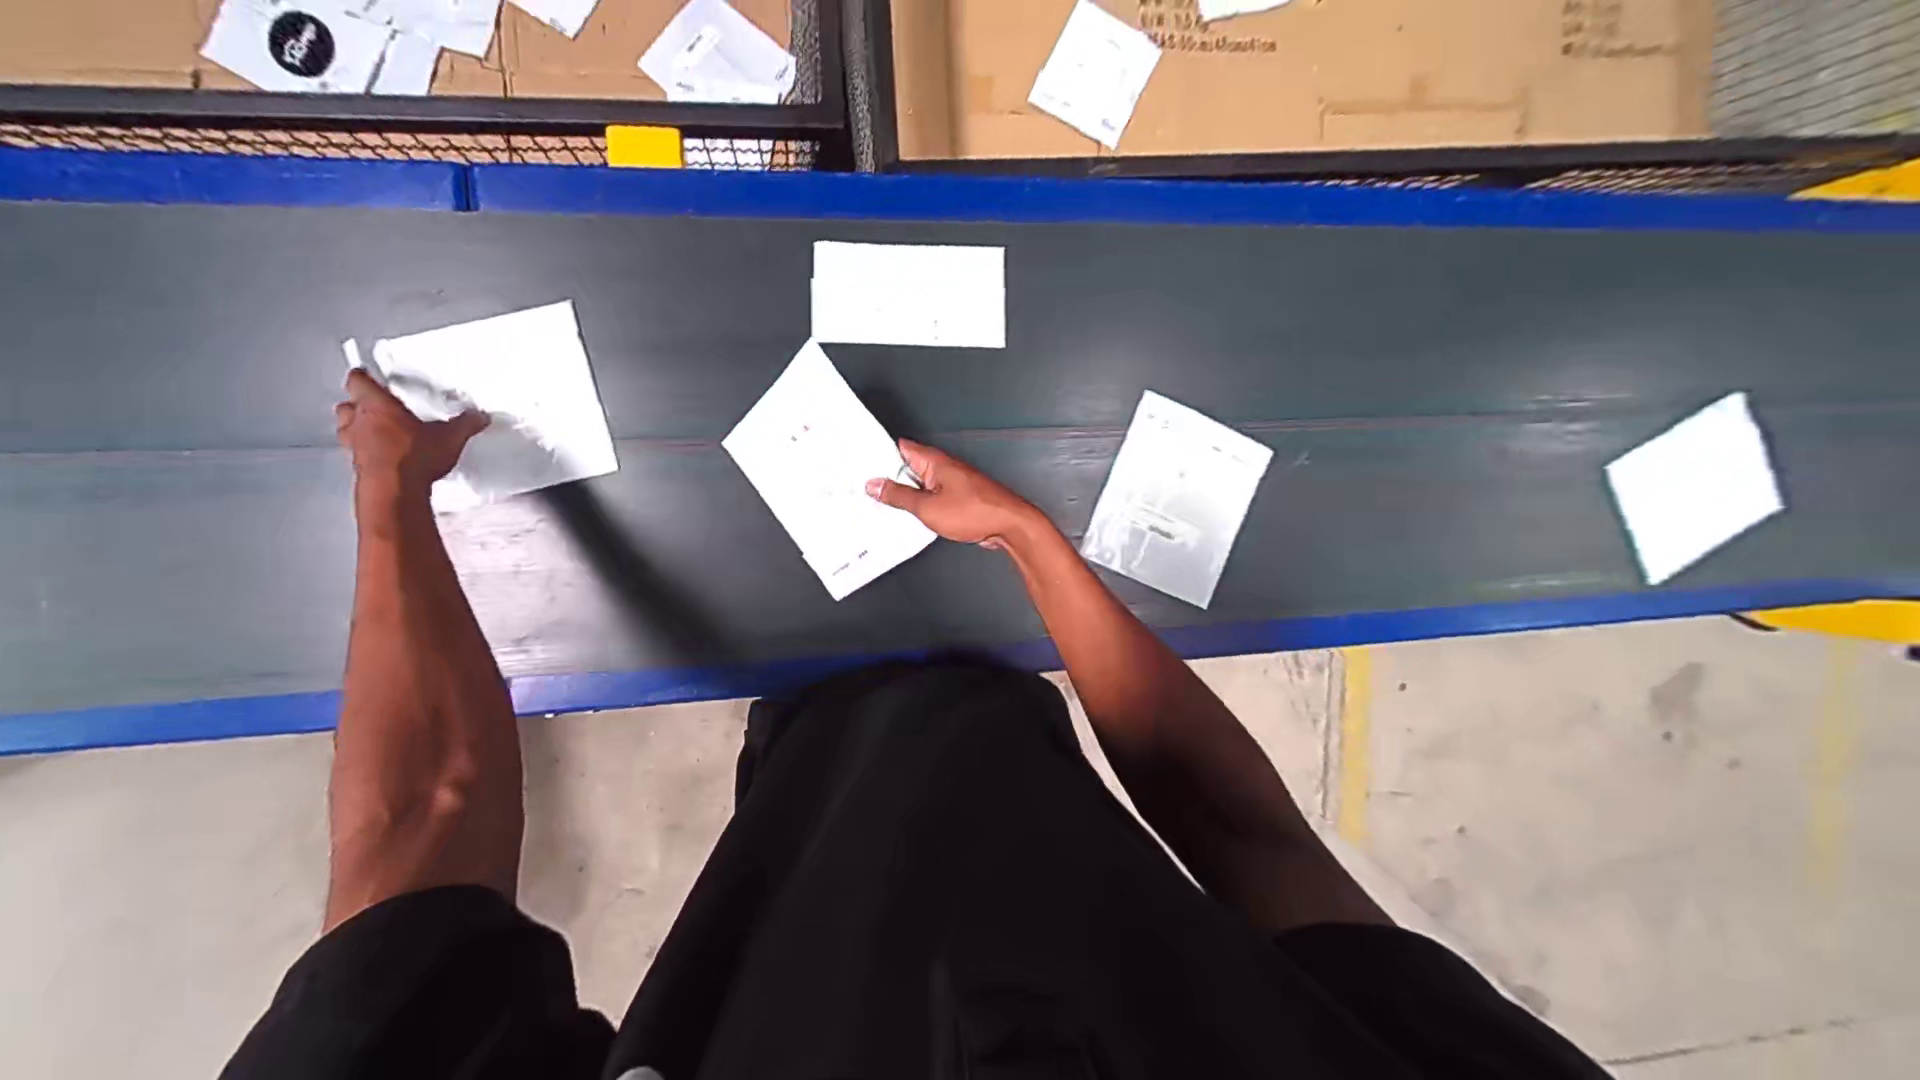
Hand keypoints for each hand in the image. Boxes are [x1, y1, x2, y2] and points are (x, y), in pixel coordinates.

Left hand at [336, 369, 488, 494]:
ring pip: (346, 428)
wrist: (395, 488)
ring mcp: (355, 444)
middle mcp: (359, 421)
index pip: (360, 380)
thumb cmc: (411, 456)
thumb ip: (465, 424)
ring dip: (358, 427)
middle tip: (373, 404)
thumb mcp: (451, 436)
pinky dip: (366, 452)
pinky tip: (385, 458)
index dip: (365, 376)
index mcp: (376, 405)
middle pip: (348, 404)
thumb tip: (476, 418)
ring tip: (377, 432)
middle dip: (358, 403)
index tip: (369, 375)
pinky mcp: (358, 465)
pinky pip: (357, 453)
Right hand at [866, 438, 1044, 549]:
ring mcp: (950, 482)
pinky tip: (911, 517)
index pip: (899, 448)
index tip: (862, 465)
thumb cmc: (977, 511)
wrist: (1009, 525)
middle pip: (907, 468)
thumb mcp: (928, 507)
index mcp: (933, 461)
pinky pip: (931, 497)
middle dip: (888, 479)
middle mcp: (942, 467)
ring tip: (885, 506)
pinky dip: (920, 505)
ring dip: (905, 495)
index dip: (879, 454)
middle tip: (868, 491)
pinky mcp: (957, 497)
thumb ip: (899, 496)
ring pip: (919, 484)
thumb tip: (876, 485)